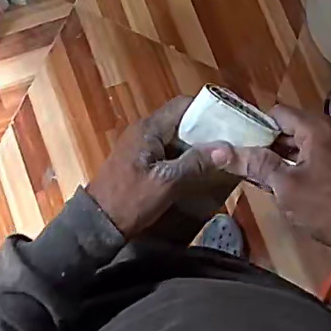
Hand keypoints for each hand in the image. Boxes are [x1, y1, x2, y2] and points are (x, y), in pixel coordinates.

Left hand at [88, 96, 226, 236]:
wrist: (97, 225)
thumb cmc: (130, 200)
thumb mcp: (167, 182)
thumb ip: (196, 163)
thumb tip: (228, 148)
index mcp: (148, 128)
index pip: (183, 105)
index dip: (209, 109)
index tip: (231, 119)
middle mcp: (144, 130)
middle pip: (182, 119)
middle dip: (207, 128)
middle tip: (232, 139)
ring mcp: (141, 145)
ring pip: (176, 136)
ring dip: (197, 143)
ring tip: (223, 153)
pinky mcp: (140, 161)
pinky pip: (169, 150)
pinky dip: (186, 155)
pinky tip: (201, 168)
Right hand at [206, 104, 330, 253]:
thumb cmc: (326, 207)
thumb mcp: (285, 186)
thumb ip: (255, 164)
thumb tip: (218, 151)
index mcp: (315, 128)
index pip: (276, 112)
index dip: (255, 126)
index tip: (238, 145)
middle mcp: (328, 129)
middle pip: (287, 126)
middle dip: (265, 143)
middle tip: (243, 161)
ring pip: (298, 142)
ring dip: (279, 156)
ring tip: (257, 174)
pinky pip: (311, 154)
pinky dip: (295, 163)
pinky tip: (280, 183)